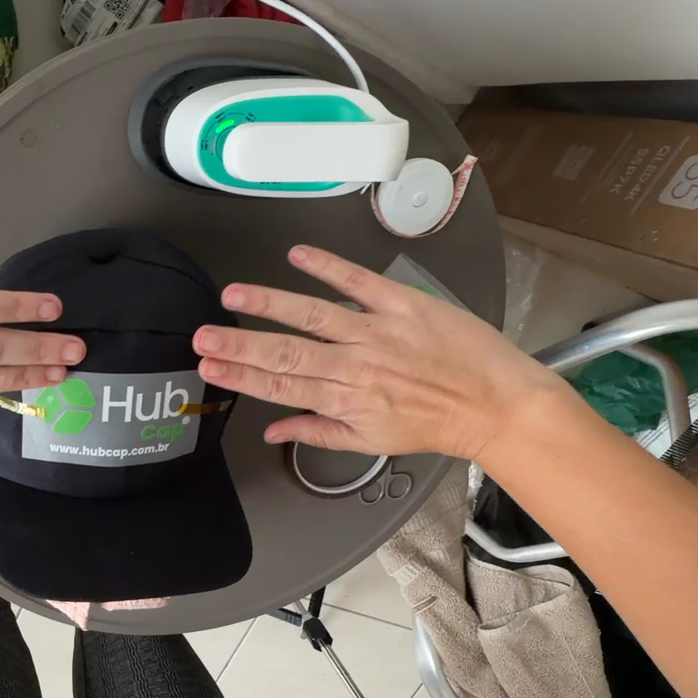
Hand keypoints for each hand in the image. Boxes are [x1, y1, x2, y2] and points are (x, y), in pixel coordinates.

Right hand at [191, 245, 568, 461]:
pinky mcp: (404, 305)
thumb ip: (316, 433)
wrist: (496, 404)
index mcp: (344, 402)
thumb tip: (272, 432)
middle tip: (201, 335)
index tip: (207, 366)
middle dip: (238, 345)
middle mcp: (355, 367)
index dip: (239, 376)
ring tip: (233, 296)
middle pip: (285, 354)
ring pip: (314, 316)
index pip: (279, 388)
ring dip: (270, 304)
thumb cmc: (434, 424)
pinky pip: (361, 283)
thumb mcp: (371, 442)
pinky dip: (330, 267)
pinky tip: (297, 255)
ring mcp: (379, 333)